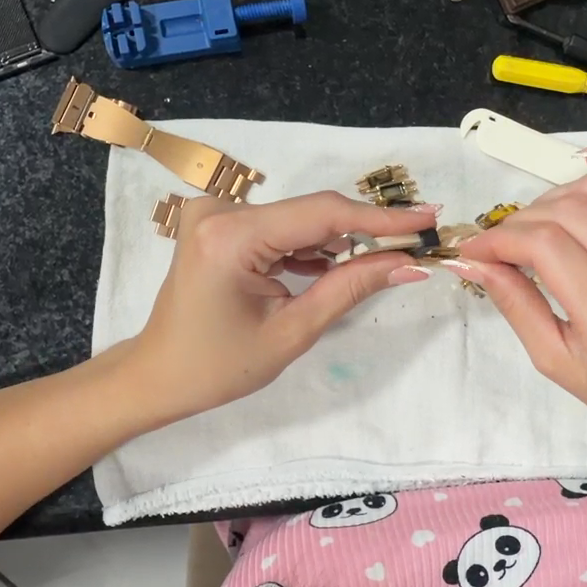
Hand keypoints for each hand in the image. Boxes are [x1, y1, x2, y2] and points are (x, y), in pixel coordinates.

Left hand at [126, 191, 439, 421]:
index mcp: (231, 236)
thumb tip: (407, 263)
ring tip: (379, 262)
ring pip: (299, 219)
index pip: (322, 214)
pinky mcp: (219, 222)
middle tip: (414, 244)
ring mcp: (216, 213)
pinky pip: (279, 226)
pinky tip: (334, 267)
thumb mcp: (291, 332)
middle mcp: (221, 211)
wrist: (158, 375)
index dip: (380, 219)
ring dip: (338, 240)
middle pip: (312, 212)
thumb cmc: (218, 366)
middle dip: (365, 230)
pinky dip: (309, 246)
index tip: (428, 218)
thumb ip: (350, 288)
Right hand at [450, 129, 586, 454]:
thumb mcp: (558, 364)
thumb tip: (473, 261)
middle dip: (519, 222)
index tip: (475, 251)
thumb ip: (516, 306)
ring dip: (552, 197)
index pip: (546, 248)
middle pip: (568, 213)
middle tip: (500, 247)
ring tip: (535, 226)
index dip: (499, 240)